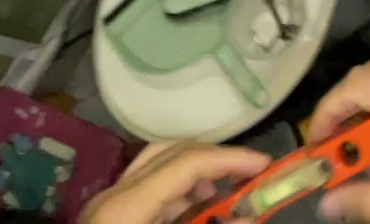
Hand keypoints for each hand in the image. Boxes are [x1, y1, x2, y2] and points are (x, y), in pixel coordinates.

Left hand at [81, 141, 269, 223]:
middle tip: (250, 175)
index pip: (189, 161)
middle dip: (216, 159)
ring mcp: (104, 208)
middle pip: (173, 152)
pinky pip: (147, 188)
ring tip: (223, 193)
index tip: (265, 166)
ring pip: (158, 164)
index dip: (232, 159)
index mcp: (126, 206)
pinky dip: (177, 190)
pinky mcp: (105, 221)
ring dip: (196, 171)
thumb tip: (248, 218)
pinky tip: (194, 212)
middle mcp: (112, 196)